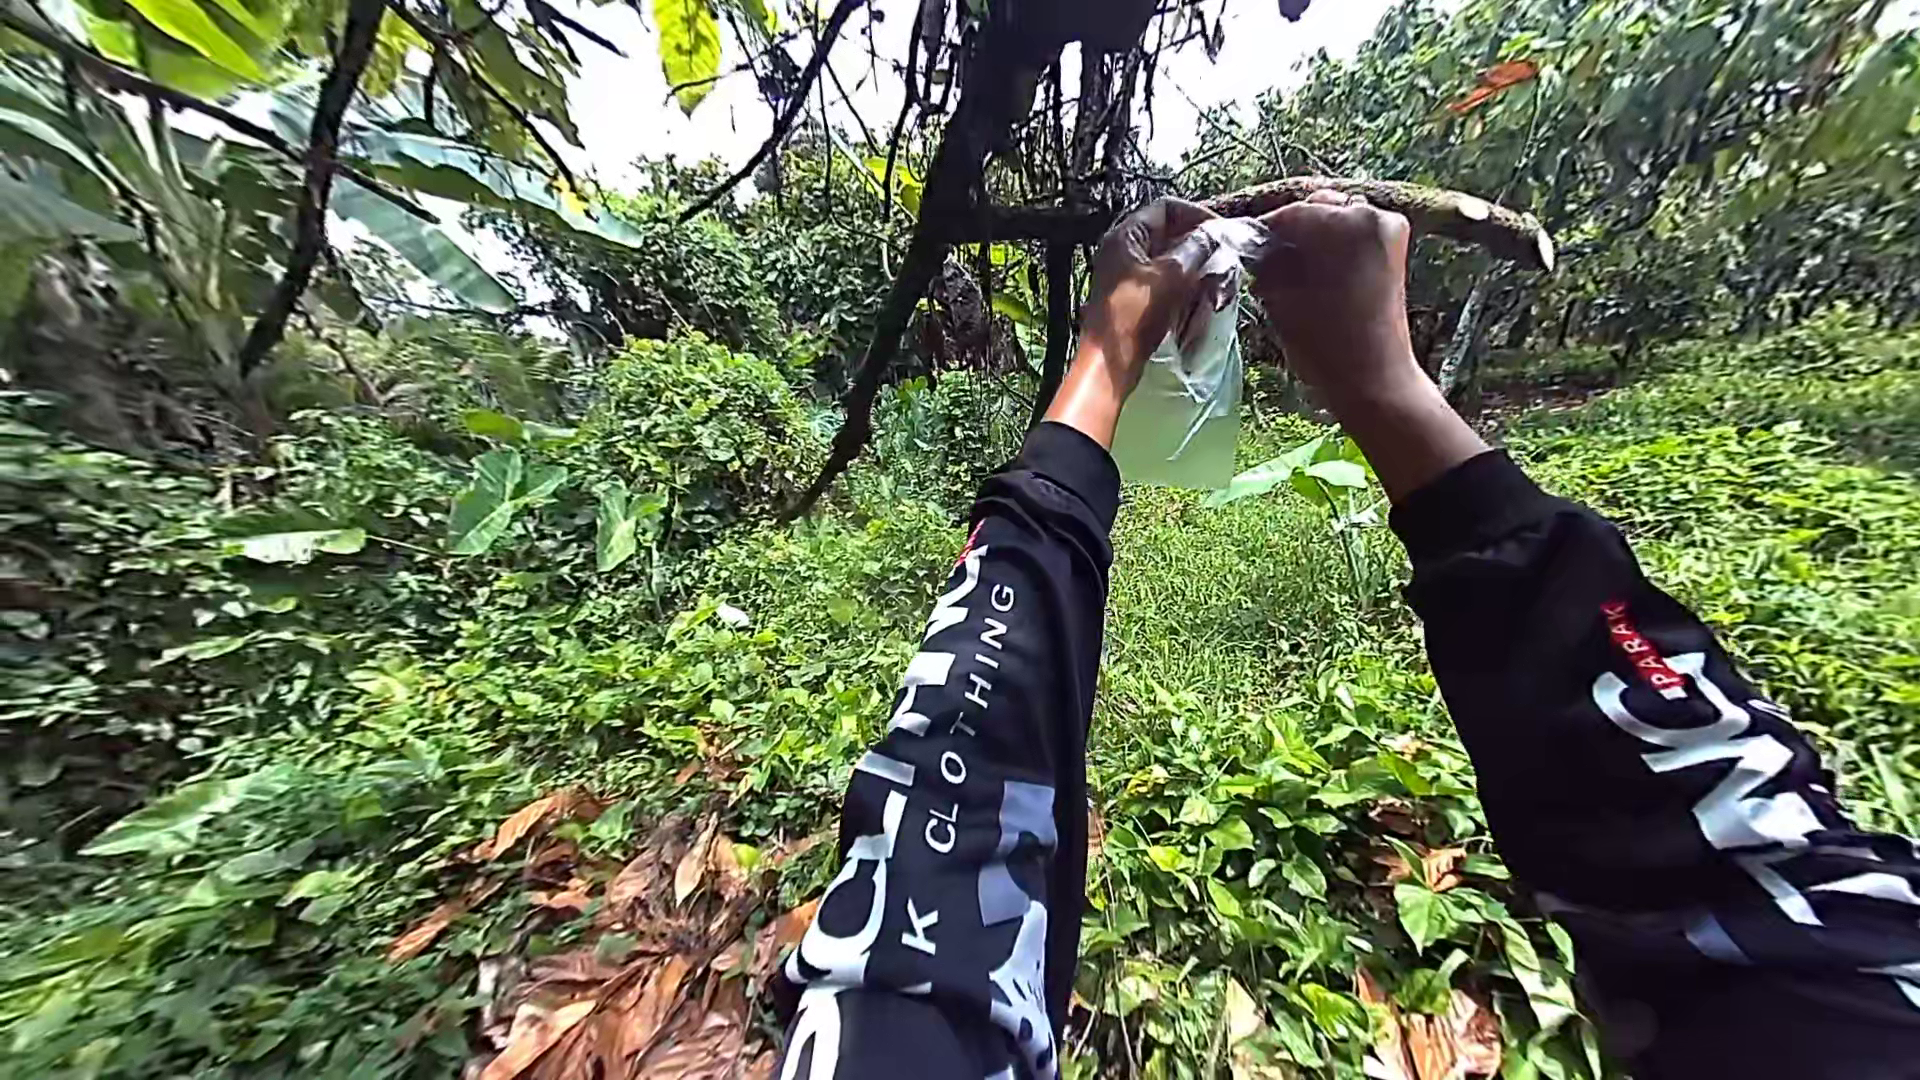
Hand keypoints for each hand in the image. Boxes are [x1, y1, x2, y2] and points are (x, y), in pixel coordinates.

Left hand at [1079, 197, 1220, 392]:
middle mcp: (1121, 253)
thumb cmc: (1136, 315)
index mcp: (1125, 237)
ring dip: (1192, 268)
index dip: (1196, 215)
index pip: (1166, 208)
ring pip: (1167, 262)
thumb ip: (1196, 246)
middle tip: (1221, 258)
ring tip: (1213, 281)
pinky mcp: (1130, 301)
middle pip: (1167, 235)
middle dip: (1197, 245)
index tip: (1220, 232)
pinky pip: (1161, 284)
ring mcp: (1124, 278)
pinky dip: (1181, 287)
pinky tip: (1198, 297)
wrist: (1111, 364)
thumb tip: (1213, 232)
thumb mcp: (1171, 275)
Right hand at [1248, 189, 1486, 501]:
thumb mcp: (1282, 301)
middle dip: (1287, 232)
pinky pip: (1349, 236)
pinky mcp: (1390, 251)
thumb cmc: (1322, 344)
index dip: (1259, 231)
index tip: (1236, 247)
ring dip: (1306, 240)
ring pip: (1333, 221)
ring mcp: (1387, 231)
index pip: (1291, 213)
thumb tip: (1254, 251)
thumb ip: (1267, 266)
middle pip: (1316, 210)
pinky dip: (1326, 249)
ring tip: (1282, 271)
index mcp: (1348, 224)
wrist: (1371, 378)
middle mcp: (1374, 215)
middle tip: (1259, 261)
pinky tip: (1306, 277)